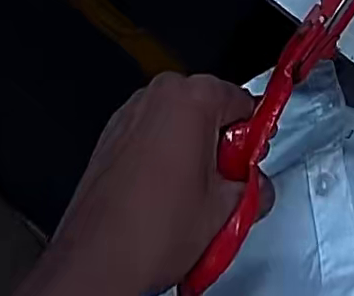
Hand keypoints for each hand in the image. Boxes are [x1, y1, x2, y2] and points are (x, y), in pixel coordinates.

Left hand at [19, 72, 270, 295]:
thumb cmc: (147, 230)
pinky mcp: (114, 130)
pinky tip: (165, 192)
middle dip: (222, 142)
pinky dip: (162, 152)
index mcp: (194, 97)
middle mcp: (162, 93)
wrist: (95, 259)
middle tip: (227, 181)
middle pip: (210, 107)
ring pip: (179, 119)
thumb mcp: (225, 211)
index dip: (255, 131)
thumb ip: (254, 187)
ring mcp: (134, 110)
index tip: (255, 151)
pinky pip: (152, 131)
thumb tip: (257, 186)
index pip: (244, 100)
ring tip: (192, 194)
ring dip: (191, 148)